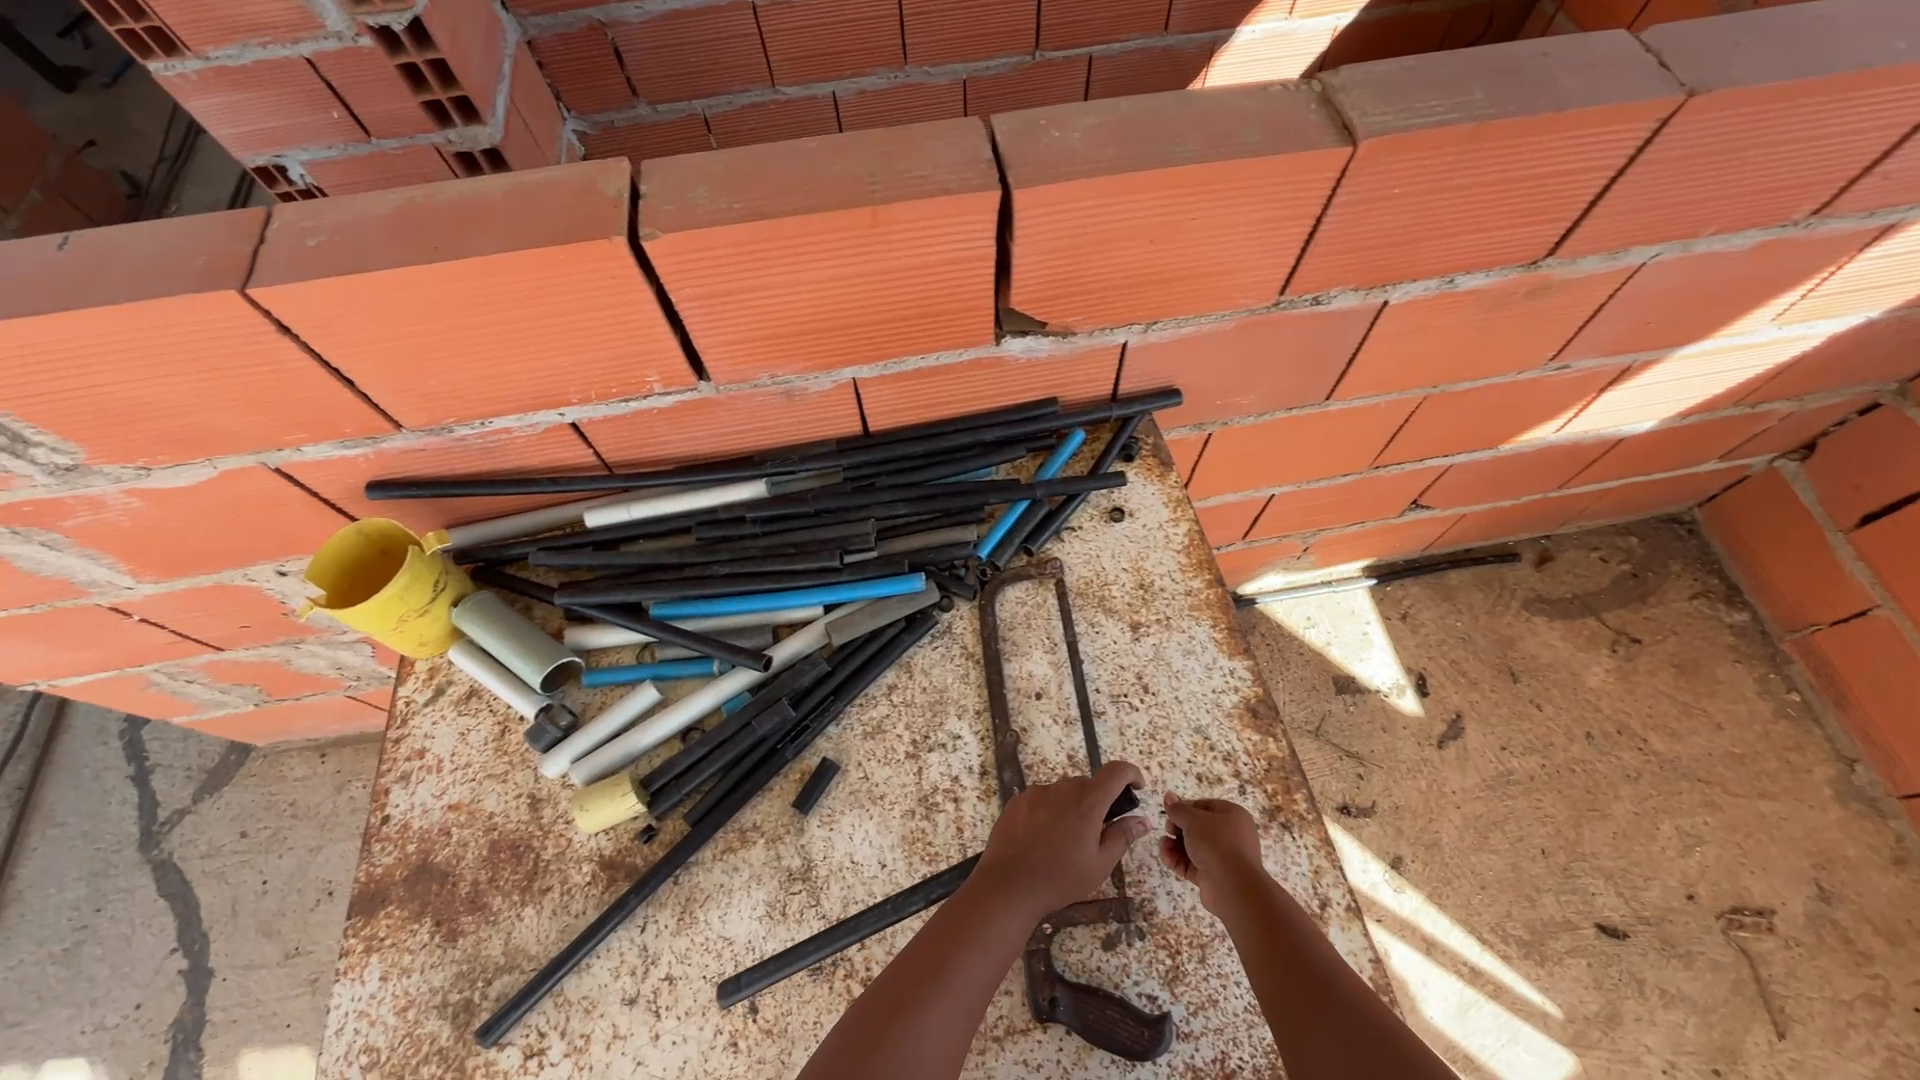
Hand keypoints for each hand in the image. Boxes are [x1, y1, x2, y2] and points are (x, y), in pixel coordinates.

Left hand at [971, 761, 1150, 922]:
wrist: (1008, 886)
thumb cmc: (1060, 879)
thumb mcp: (1099, 864)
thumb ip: (1122, 836)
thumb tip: (1143, 820)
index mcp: (1087, 802)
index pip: (1116, 771)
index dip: (1131, 774)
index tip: (1136, 788)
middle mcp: (1061, 789)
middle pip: (1088, 784)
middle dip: (1098, 802)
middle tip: (1096, 832)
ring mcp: (1036, 793)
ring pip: (1063, 792)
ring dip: (1072, 806)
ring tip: (1065, 840)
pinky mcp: (1017, 801)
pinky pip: (1041, 799)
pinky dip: (1049, 810)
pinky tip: (1042, 838)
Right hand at [1159, 794, 1268, 916]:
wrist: (1233, 886)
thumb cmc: (1216, 843)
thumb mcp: (1193, 820)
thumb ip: (1178, 809)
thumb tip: (1168, 796)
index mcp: (1232, 815)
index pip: (1203, 807)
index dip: (1184, 809)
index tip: (1169, 814)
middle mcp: (1230, 835)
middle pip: (1197, 828)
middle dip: (1177, 828)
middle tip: (1168, 830)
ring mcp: (1222, 857)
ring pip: (1193, 847)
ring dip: (1174, 845)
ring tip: (1163, 845)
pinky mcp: (1213, 875)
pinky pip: (1192, 863)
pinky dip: (1178, 860)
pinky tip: (1166, 857)